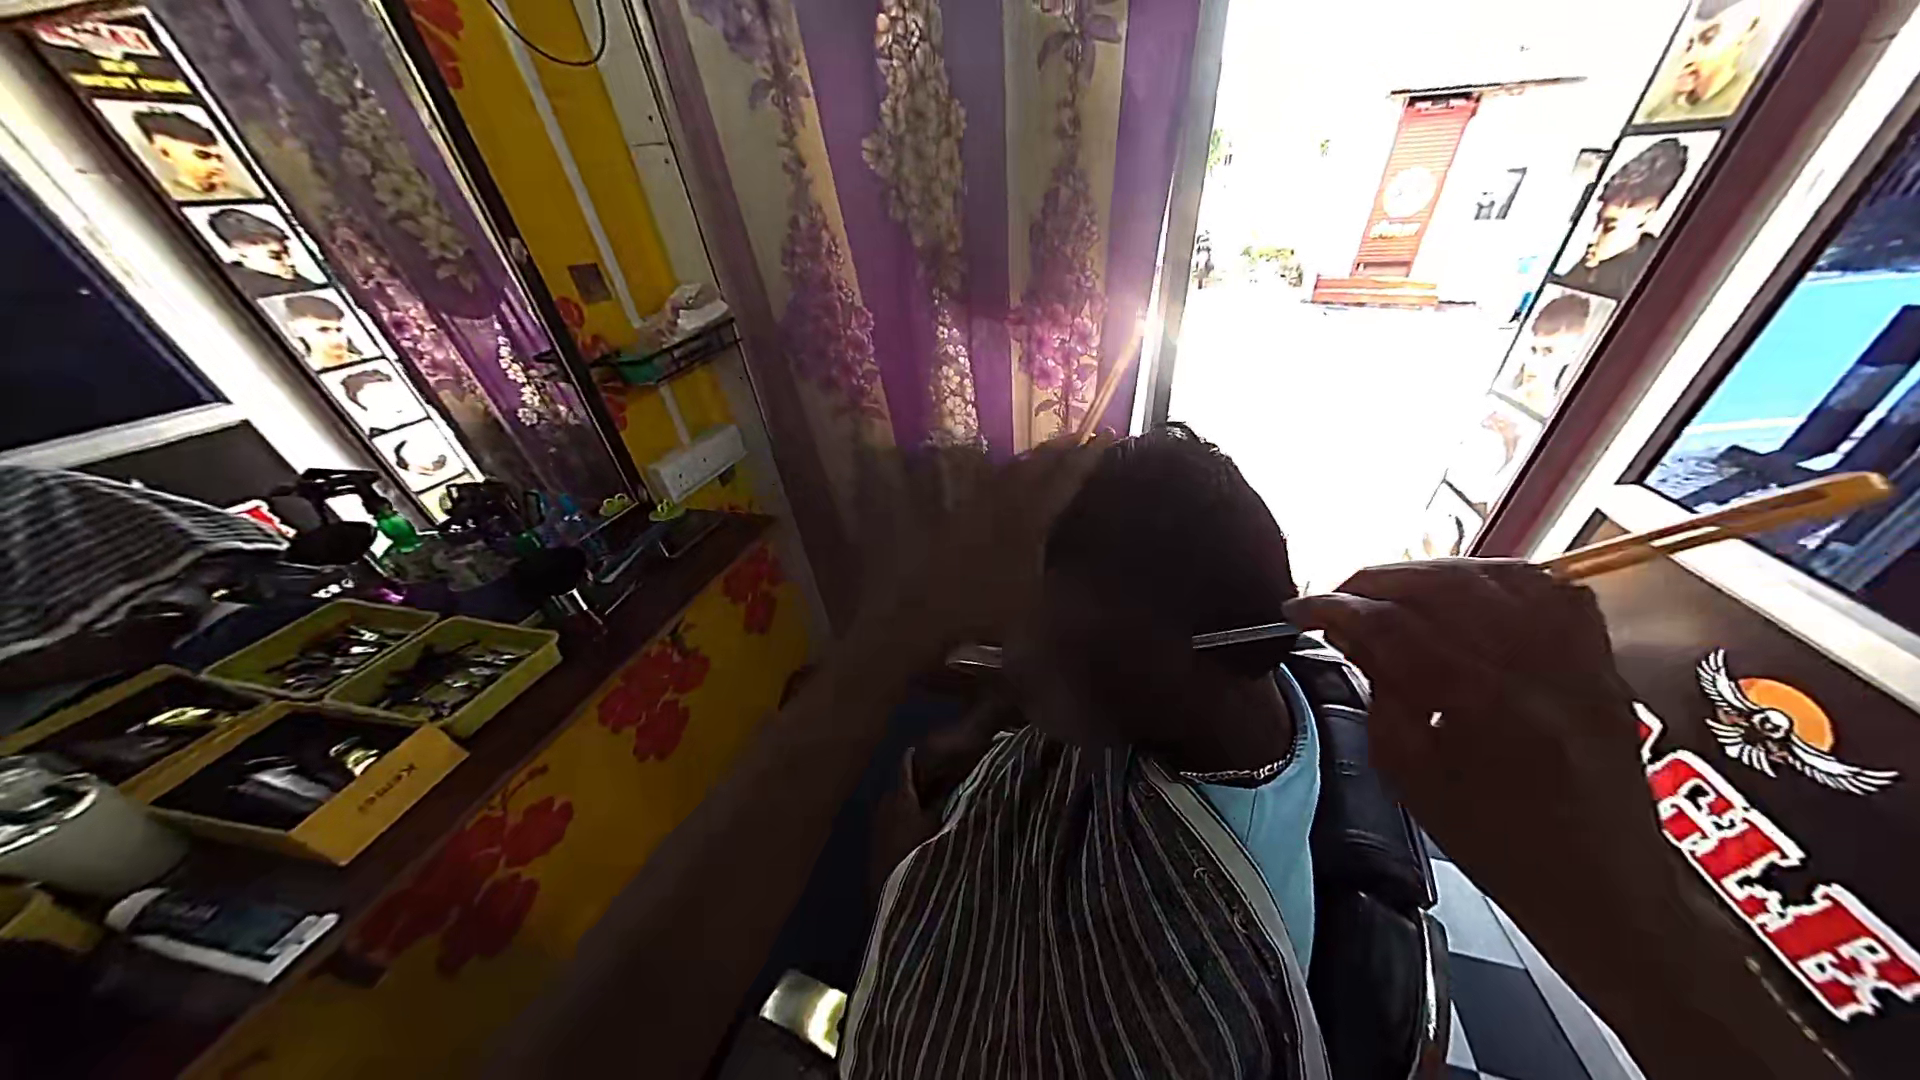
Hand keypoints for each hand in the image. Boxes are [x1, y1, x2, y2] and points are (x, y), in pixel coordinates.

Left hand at [860, 436, 1109, 647]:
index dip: (1085, 458)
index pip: (1062, 480)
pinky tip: (1010, 477)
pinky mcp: (960, 516)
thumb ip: (1059, 579)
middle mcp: (1003, 505)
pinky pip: (991, 483)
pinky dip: (1010, 472)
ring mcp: (978, 507)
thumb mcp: (1034, 601)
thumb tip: (1079, 566)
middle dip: (1061, 448)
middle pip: (1035, 466)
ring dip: (1035, 456)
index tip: (1105, 436)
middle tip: (1083, 435)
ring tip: (1052, 448)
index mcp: (1028, 521)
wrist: (926, 611)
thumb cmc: (985, 611)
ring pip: (1011, 470)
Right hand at [1282, 560, 1676, 926]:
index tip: (1296, 609)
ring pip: (1497, 575)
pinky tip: (1465, 589)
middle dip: (1376, 581)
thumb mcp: (1408, 770)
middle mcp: (1538, 669)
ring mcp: (1580, 660)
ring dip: (1430, 572)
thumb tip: (1345, 629)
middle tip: (1338, 596)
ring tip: (1392, 590)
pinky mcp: (1601, 662)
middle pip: (1444, 586)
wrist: (1600, 886)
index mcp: (1482, 706)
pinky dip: (1498, 577)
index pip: (1392, 626)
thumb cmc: (1488, 839)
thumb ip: (1380, 688)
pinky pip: (1553, 589)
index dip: (1334, 608)